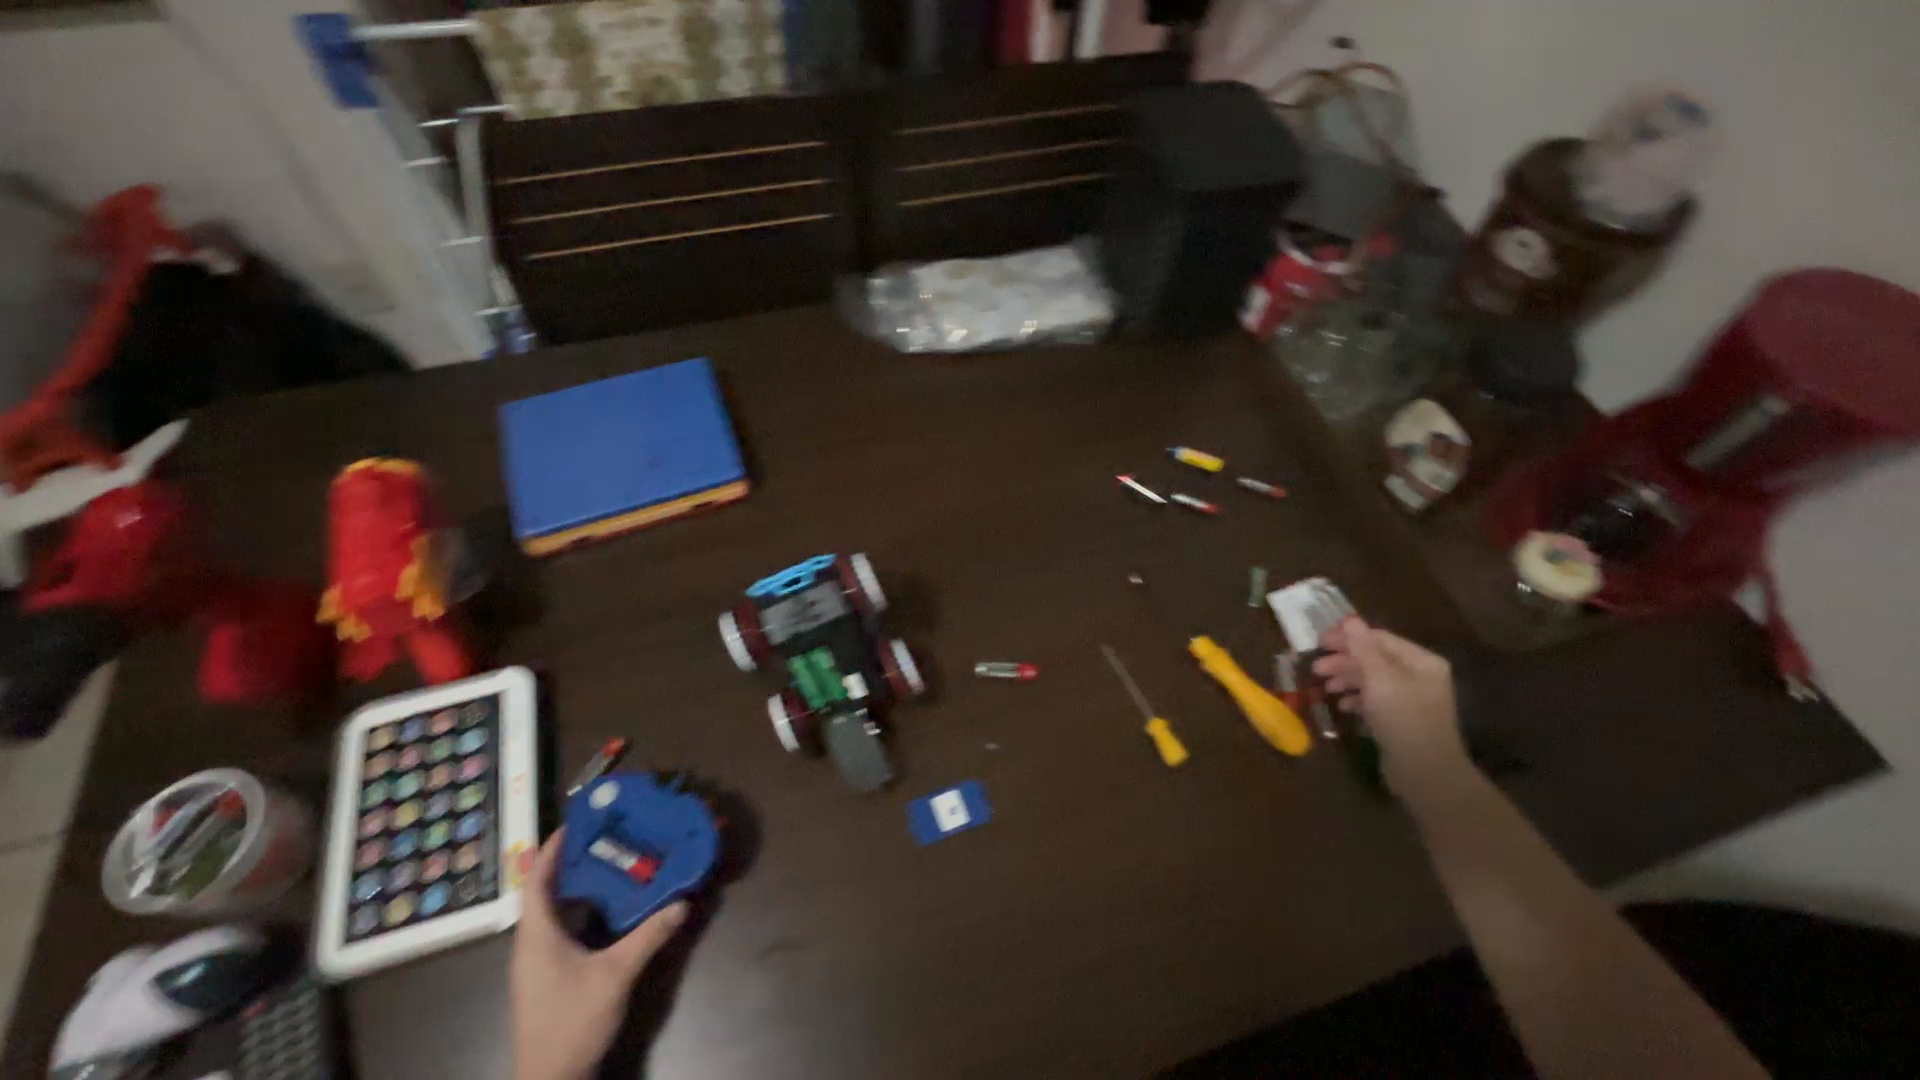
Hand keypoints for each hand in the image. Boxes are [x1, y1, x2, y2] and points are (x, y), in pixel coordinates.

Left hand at [511, 830, 687, 1079]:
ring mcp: (536, 961)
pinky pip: (560, 929)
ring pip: (553, 911)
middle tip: (605, 836)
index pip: (536, 880)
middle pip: (544, 891)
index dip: (552, 849)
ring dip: (577, 886)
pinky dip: (581, 910)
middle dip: (571, 862)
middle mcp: (530, 942)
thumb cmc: (573, 1021)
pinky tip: (609, 908)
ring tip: (611, 862)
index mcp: (536, 935)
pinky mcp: (547, 975)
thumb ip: (648, 936)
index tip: (575, 822)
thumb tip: (682, 902)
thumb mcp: (615, 975)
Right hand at [1313, 617, 1467, 793]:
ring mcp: (1412, 699)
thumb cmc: (1403, 719)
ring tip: (1325, 688)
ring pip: (1373, 680)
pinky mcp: (1402, 720)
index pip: (1379, 639)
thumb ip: (1362, 648)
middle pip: (1375, 659)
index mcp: (1421, 662)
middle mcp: (1419, 676)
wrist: (1426, 772)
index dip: (1348, 638)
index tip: (1319, 641)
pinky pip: (1376, 701)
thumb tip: (1349, 619)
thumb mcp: (1380, 679)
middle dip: (1344, 662)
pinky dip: (1357, 700)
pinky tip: (1343, 706)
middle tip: (1316, 669)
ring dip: (1347, 680)